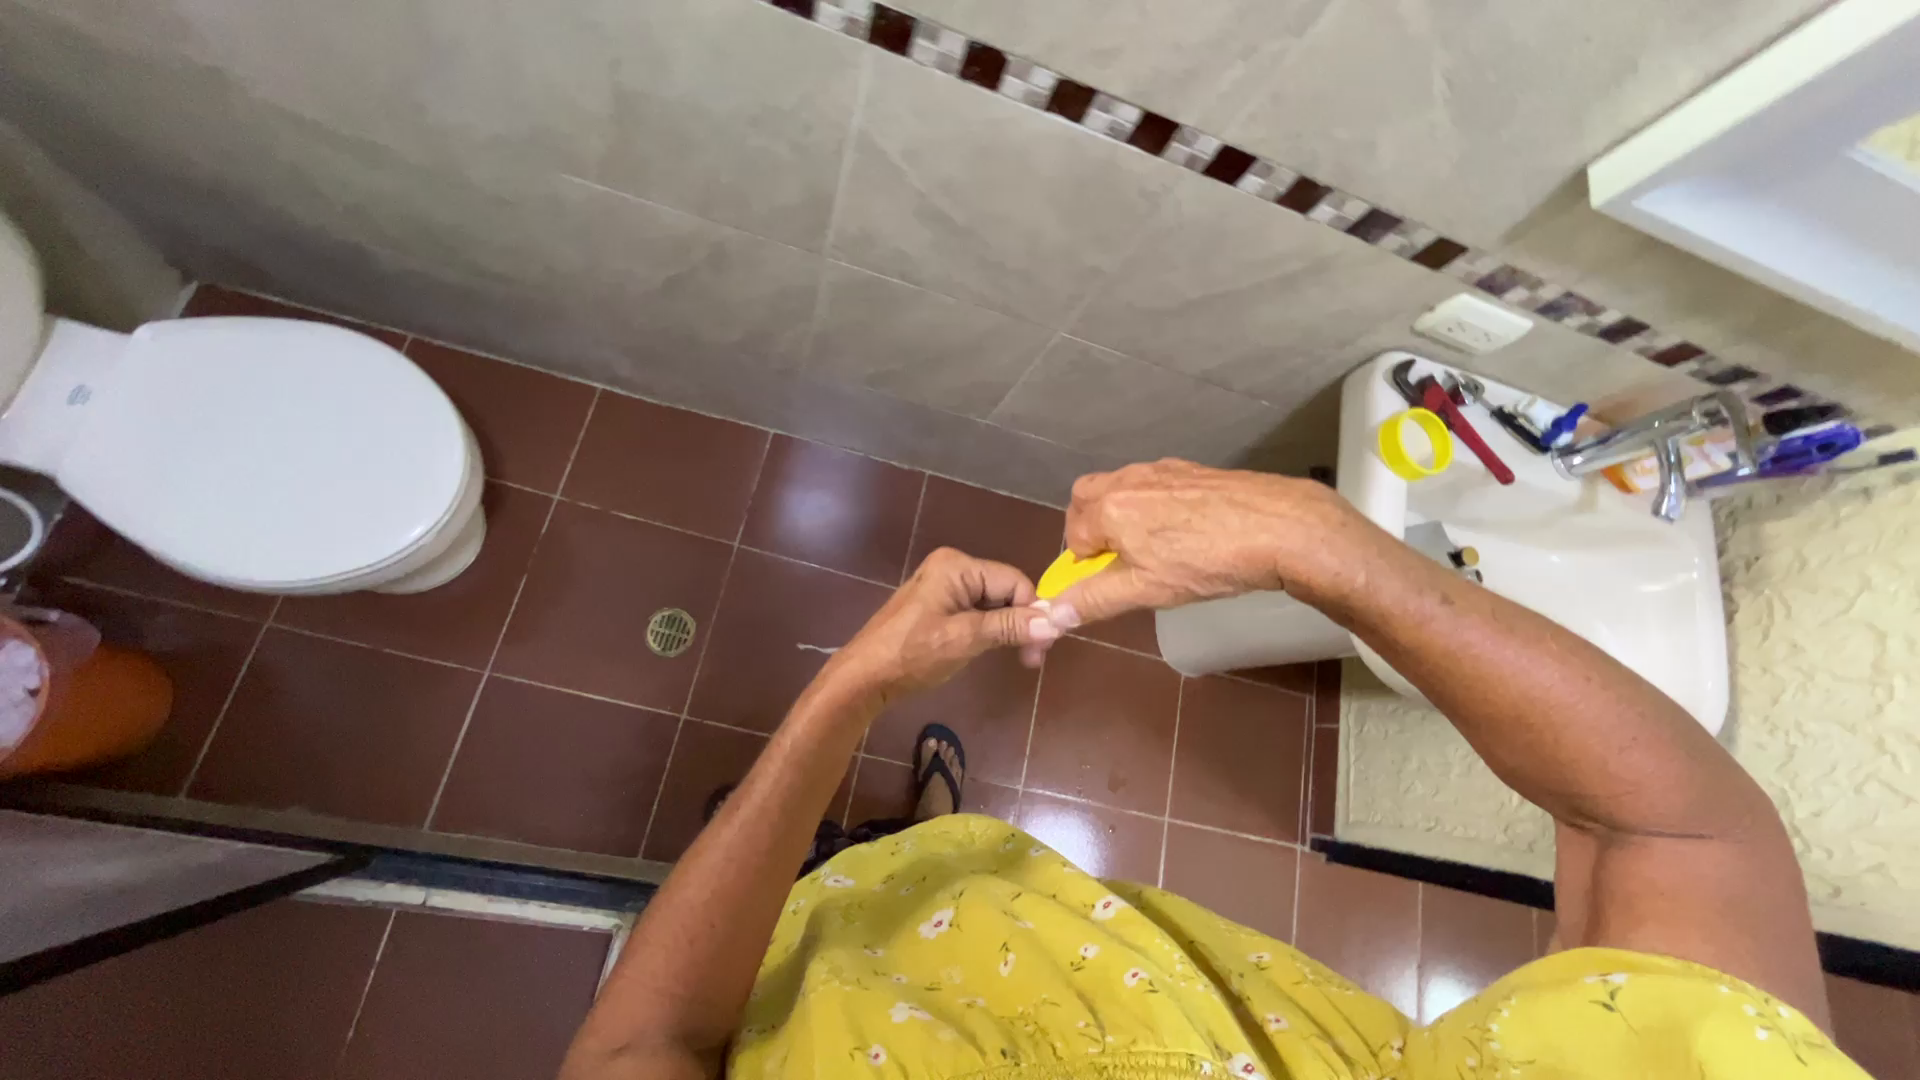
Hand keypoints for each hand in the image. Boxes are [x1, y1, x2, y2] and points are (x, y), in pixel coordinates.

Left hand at [826, 548, 1057, 707]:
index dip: (1034, 611)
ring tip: (1019, 658)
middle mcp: (952, 567)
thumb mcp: (965, 639)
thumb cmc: (912, 654)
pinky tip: (994, 649)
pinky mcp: (939, 605)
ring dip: (1008, 629)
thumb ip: (1010, 627)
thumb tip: (1057, 622)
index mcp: (957, 566)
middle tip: (1032, 658)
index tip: (1043, 648)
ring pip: (993, 603)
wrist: (865, 677)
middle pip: (1004, 590)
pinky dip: (990, 630)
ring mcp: (943, 586)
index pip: (1014, 580)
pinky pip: (976, 611)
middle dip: (1022, 622)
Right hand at [1043, 459, 1383, 633]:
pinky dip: (1152, 504)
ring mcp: (1161, 470)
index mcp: (1109, 508)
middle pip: (1086, 497)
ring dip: (1121, 514)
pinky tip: (1185, 529)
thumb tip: (1050, 616)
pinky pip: (1154, 484)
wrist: (1281, 527)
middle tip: (1119, 557)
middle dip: (1090, 526)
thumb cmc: (1207, 563)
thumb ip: (1093, 600)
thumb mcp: (1145, 591)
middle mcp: (1128, 480)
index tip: (1111, 579)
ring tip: (1154, 545)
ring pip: (1120, 487)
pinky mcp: (1191, 469)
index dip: (1086, 563)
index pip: (1073, 536)